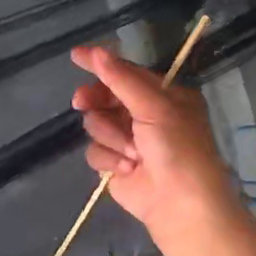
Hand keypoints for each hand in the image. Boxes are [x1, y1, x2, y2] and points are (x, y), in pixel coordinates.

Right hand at [71, 44, 239, 231]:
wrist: (180, 203)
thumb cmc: (177, 148)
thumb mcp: (154, 106)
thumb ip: (121, 79)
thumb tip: (95, 52)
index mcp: (164, 96)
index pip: (126, 73)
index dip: (101, 65)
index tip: (75, 56)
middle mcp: (145, 115)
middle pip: (105, 98)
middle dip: (96, 102)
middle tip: (81, 102)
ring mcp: (128, 141)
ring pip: (96, 125)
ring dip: (110, 137)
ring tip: (131, 152)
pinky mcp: (115, 164)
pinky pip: (95, 151)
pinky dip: (109, 159)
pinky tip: (127, 168)